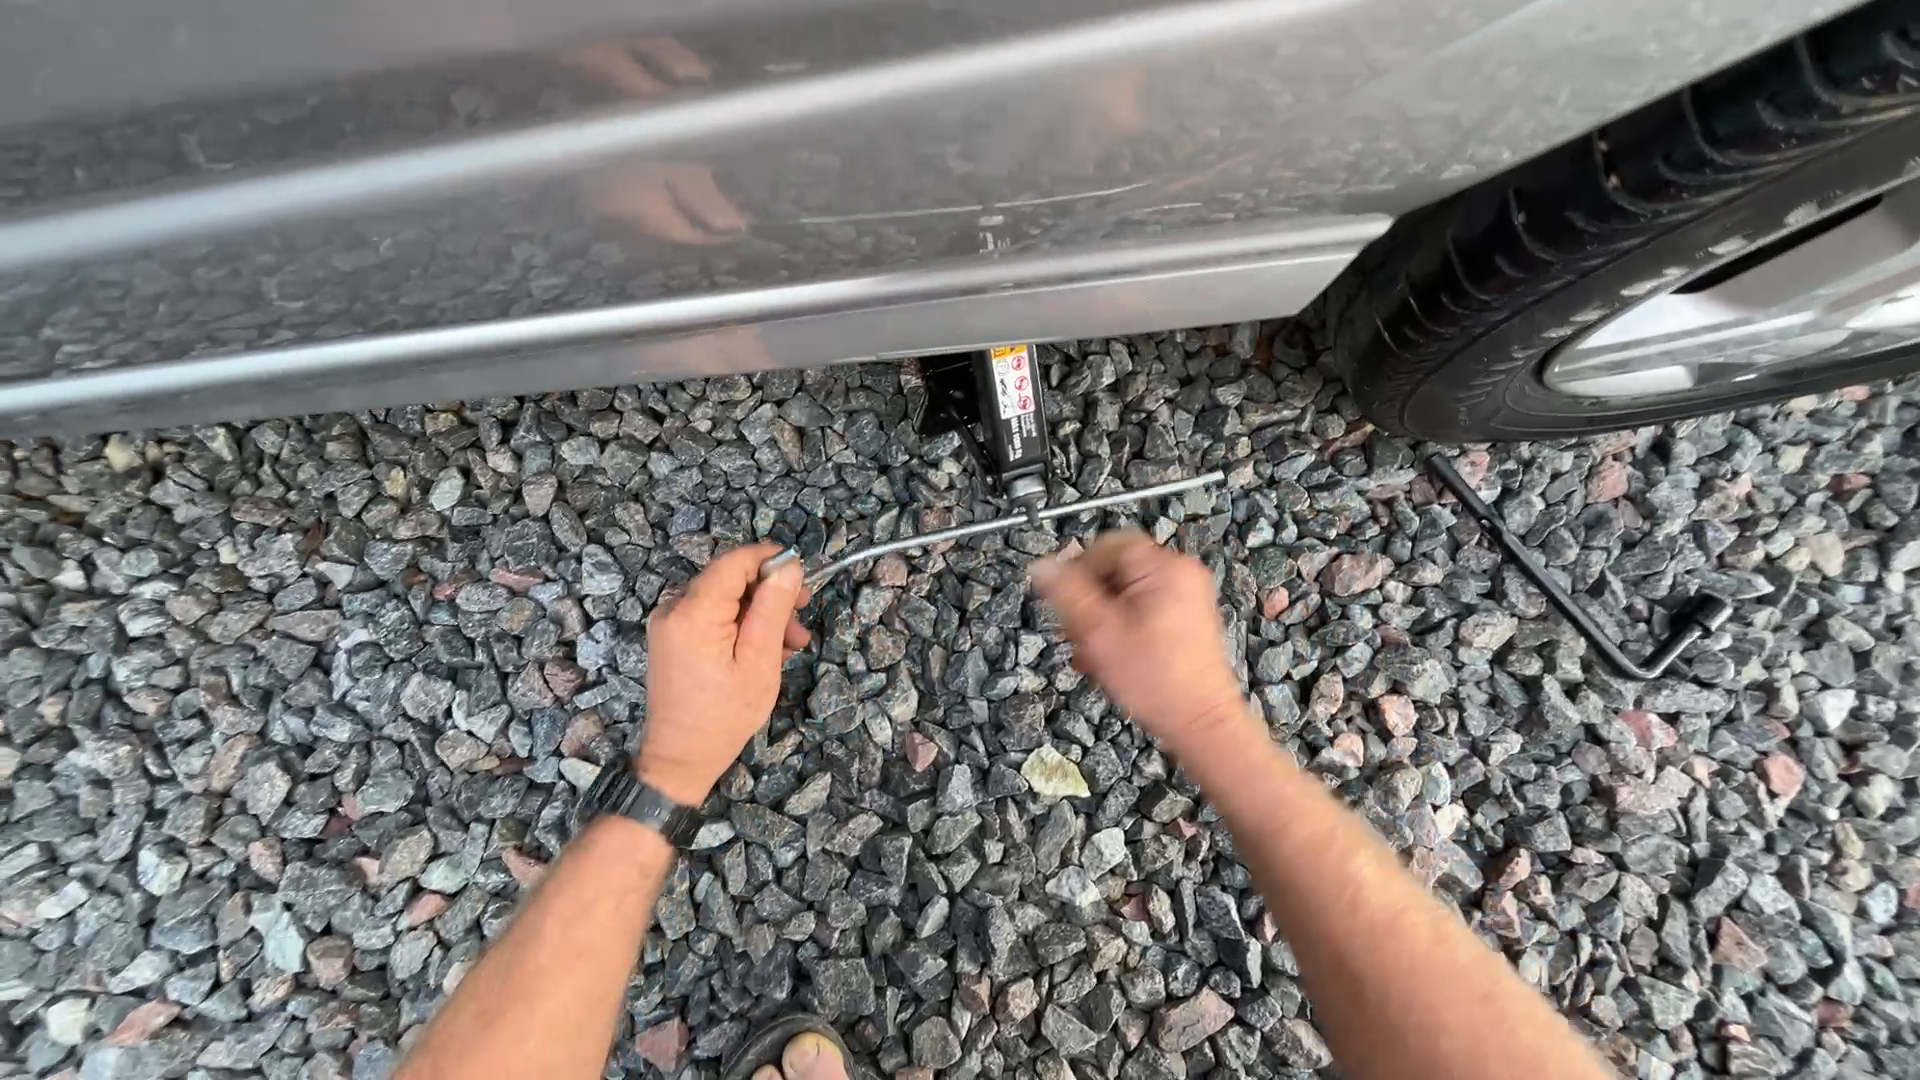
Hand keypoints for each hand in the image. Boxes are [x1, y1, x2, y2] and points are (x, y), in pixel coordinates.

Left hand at [635, 544, 809, 804]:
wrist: (681, 757)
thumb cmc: (725, 715)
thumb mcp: (760, 662)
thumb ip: (772, 609)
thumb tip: (789, 566)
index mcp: (694, 613)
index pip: (734, 562)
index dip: (770, 560)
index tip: (802, 576)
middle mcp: (674, 608)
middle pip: (730, 579)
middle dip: (770, 594)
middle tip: (801, 618)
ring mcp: (669, 623)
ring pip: (725, 597)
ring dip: (760, 613)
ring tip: (790, 643)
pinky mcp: (672, 636)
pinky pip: (712, 615)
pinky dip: (740, 625)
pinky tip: (764, 650)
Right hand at [1029, 530, 1250, 754]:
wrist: (1201, 724)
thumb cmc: (1158, 682)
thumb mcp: (1099, 632)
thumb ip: (1067, 593)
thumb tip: (1042, 567)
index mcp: (1165, 568)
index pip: (1108, 546)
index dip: (1078, 569)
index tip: (1062, 596)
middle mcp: (1181, 576)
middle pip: (1116, 571)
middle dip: (1089, 601)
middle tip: (1074, 631)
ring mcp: (1187, 599)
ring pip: (1126, 594)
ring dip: (1100, 619)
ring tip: (1089, 651)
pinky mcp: (1186, 621)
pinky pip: (1143, 611)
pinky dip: (1121, 628)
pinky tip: (1107, 657)